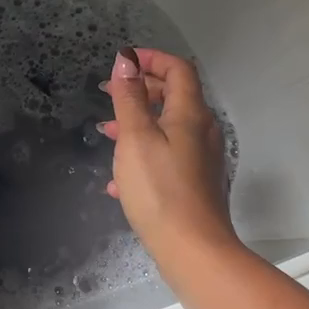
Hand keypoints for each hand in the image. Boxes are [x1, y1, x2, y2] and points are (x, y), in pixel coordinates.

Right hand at [101, 47, 238, 267]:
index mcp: (190, 114)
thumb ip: (129, 96)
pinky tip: (118, 178)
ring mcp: (201, 158)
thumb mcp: (135, 137)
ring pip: (168, 126)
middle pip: (174, 95)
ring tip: (107, 133)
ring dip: (138, 121)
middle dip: (140, 89)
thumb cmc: (159, 188)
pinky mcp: (195, 182)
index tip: (121, 63)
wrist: (192, 250)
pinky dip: (143, 152)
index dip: (151, 59)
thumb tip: (126, 59)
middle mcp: (202, 131)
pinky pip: (167, 154)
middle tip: (108, 95)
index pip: (178, 69)